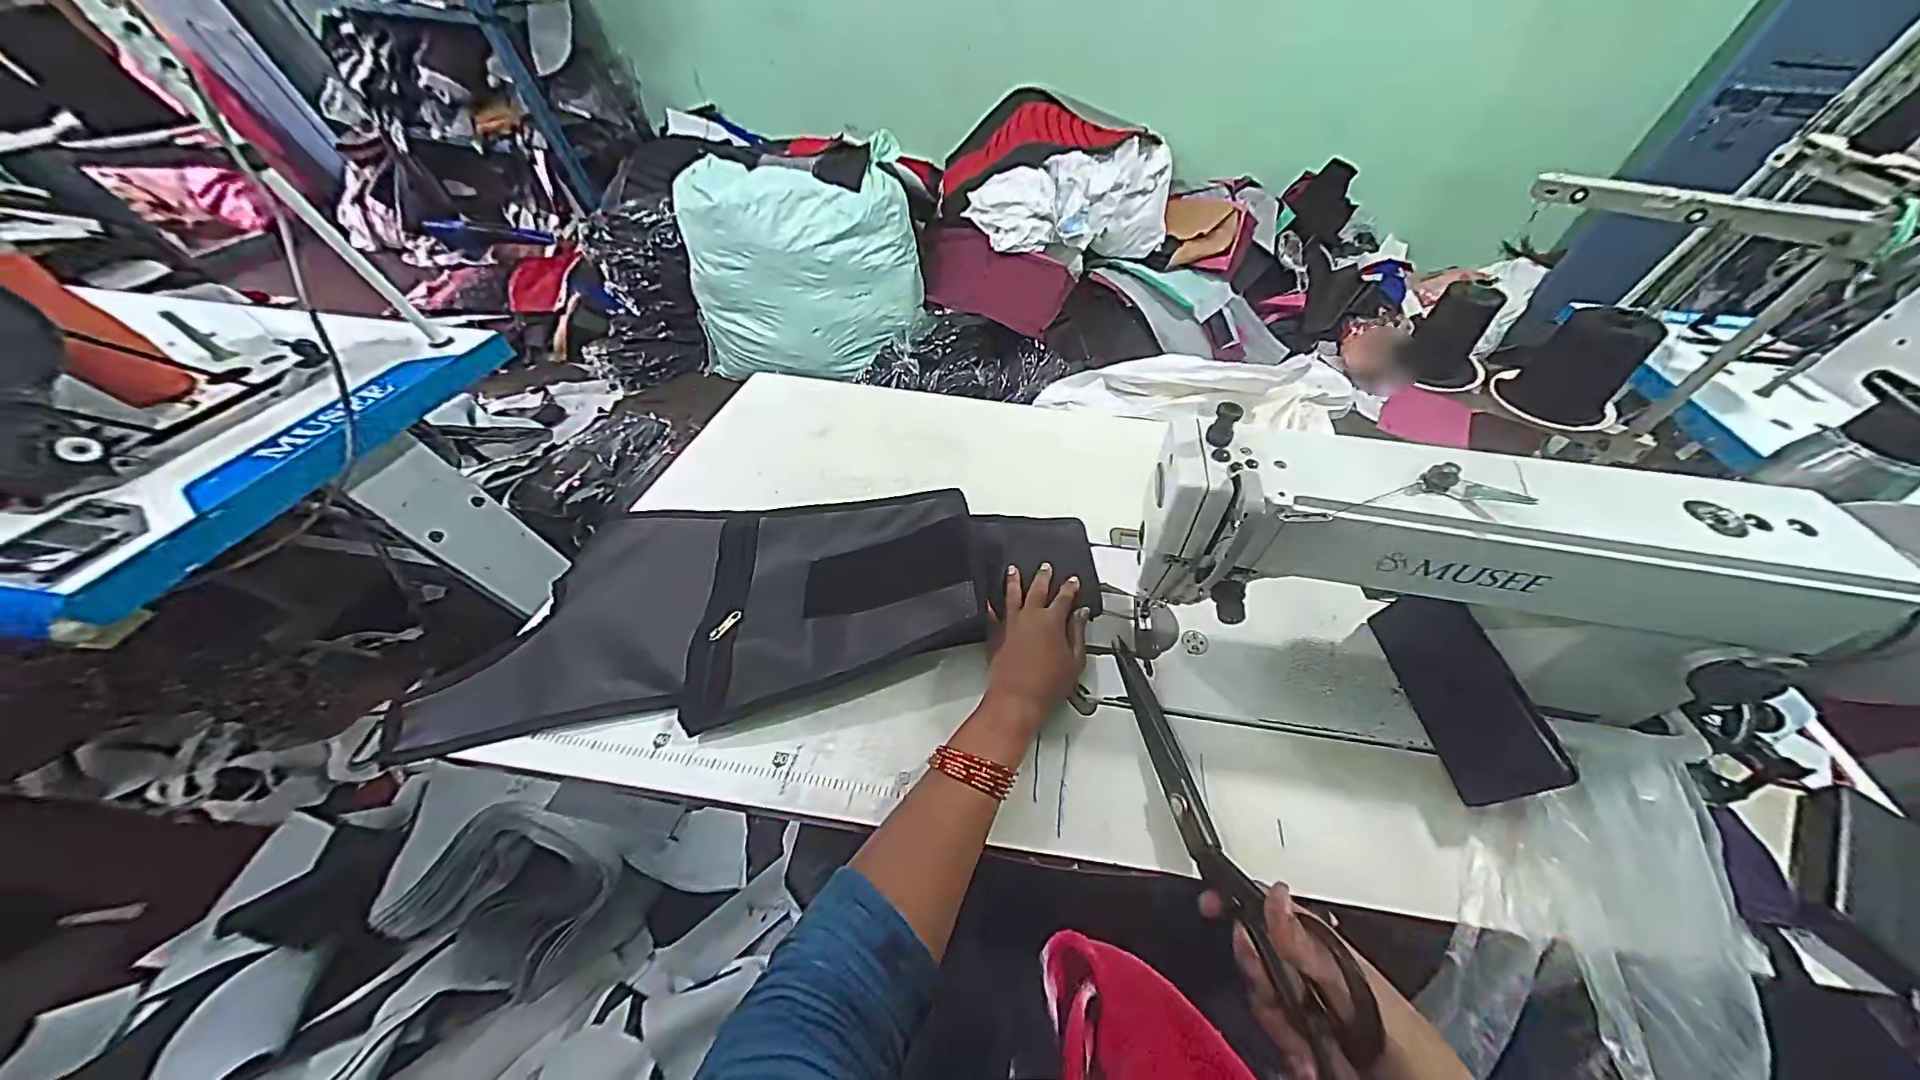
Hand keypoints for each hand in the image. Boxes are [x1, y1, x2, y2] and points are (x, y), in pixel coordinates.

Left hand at [983, 563, 1087, 726]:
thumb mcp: (1075, 660)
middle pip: (1037, 589)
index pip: (1064, 597)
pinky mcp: (996, 636)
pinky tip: (988, 600)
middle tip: (1045, 567)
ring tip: (1013, 570)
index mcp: (1052, 621)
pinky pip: (992, 616)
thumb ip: (1078, 633)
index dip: (1070, 587)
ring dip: (1014, 581)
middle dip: (1043, 577)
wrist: (1017, 698)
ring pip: (1012, 596)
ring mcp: (1010, 625)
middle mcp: (1029, 617)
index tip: (1073, 581)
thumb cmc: (1047, 684)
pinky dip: (990, 607)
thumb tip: (1081, 616)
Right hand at [1201, 883, 1362, 1079]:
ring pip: (1259, 997)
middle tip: (1286, 1013)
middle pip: (1254, 957)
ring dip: (1278, 1028)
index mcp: (1317, 944)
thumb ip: (1307, 943)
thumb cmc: (1400, 1037)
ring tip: (1308, 1054)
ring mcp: (1304, 1003)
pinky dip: (1286, 1050)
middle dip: (1261, 987)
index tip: (1208, 906)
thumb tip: (1273, 893)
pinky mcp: (1303, 1036)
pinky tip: (1307, 1063)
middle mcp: (1306, 968)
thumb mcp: (1350, 983)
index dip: (1235, 905)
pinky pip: (1272, 1032)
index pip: (1265, 911)